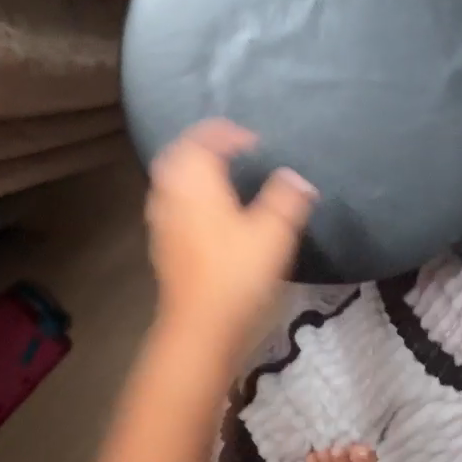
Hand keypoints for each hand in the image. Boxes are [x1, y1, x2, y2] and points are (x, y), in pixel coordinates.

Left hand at [145, 120, 314, 355]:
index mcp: (198, 184)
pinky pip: (168, 200)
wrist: (199, 329)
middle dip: (201, 142)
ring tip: (217, 169)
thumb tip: (298, 178)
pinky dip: (184, 190)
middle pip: (178, 154)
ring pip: (168, 177)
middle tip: (229, 144)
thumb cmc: (237, 275)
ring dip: (190, 165)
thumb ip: (287, 199)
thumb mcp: (274, 232)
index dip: (227, 133)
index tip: (253, 140)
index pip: (204, 141)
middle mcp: (174, 195)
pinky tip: (204, 207)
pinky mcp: (163, 244)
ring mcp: (163, 221)